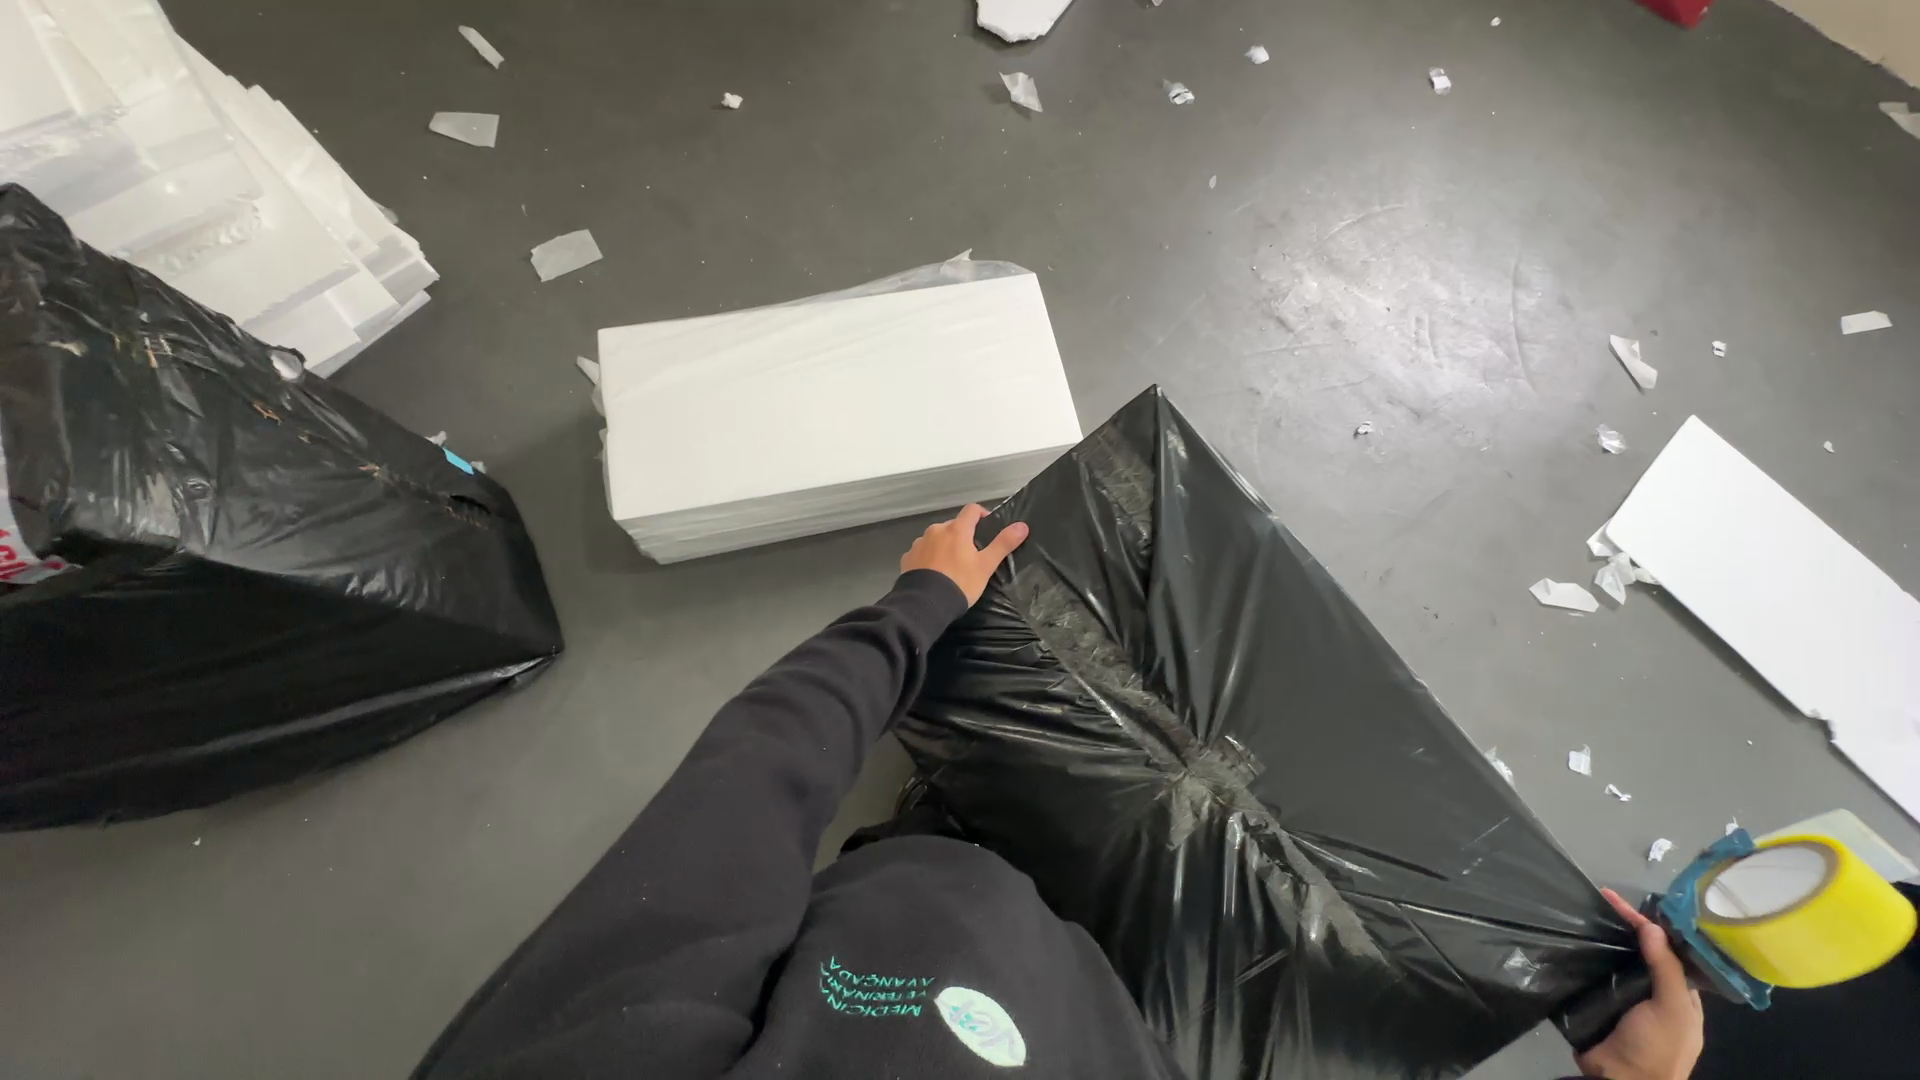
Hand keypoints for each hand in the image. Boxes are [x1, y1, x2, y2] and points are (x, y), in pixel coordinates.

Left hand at [900, 504, 1028, 605]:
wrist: (925, 603)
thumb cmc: (960, 583)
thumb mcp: (986, 566)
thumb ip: (1003, 544)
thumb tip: (1022, 526)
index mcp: (957, 529)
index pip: (972, 510)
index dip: (982, 515)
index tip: (987, 527)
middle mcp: (936, 530)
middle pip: (953, 525)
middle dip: (962, 535)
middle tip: (971, 555)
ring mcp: (919, 543)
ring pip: (936, 538)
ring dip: (944, 546)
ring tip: (950, 567)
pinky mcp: (908, 557)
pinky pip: (922, 551)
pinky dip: (929, 557)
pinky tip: (933, 573)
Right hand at [1577, 888, 1704, 1079]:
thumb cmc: (1657, 1047)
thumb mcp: (1671, 1011)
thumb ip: (1665, 970)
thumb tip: (1651, 926)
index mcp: (1680, 996)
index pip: (1668, 951)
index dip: (1648, 924)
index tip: (1620, 901)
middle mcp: (1654, 993)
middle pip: (1641, 951)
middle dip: (1624, 925)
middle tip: (1599, 899)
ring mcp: (1624, 997)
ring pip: (1615, 959)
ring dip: (1601, 937)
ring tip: (1582, 911)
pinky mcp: (1596, 1000)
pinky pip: (1591, 971)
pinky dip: (1583, 954)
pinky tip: (1570, 938)